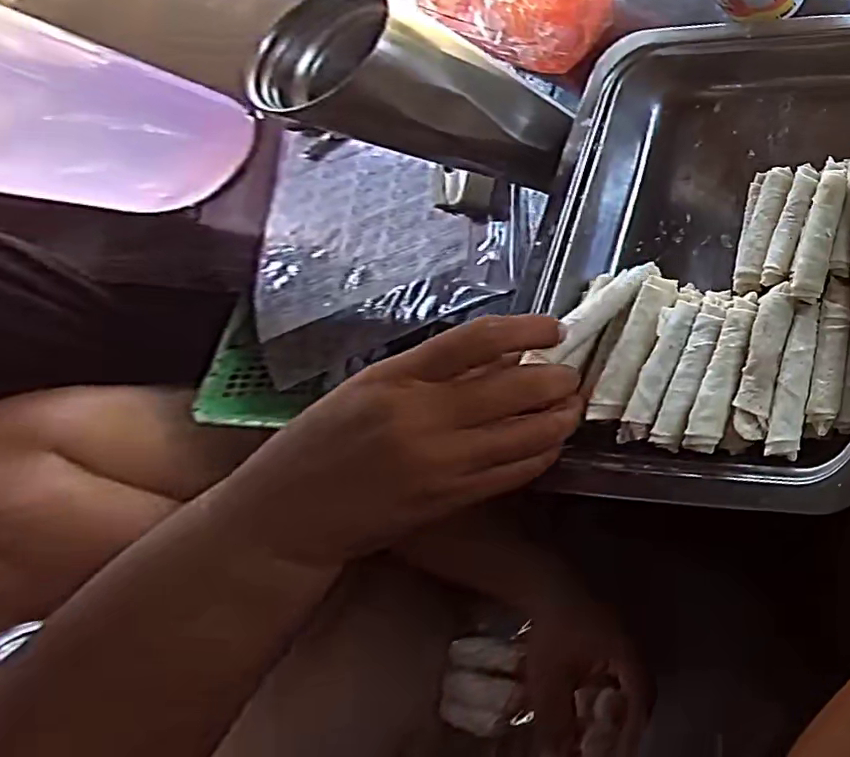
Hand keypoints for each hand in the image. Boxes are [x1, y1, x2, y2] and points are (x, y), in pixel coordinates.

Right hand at [211, 315, 582, 567]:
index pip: (479, 340)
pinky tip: (549, 441)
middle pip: (520, 388)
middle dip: (561, 379)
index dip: (529, 328)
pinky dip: (545, 452)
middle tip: (571, 375)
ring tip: (570, 406)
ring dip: (564, 416)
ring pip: (531, 434)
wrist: (279, 522)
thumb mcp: (374, 385)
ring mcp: (439, 463)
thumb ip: (443, 367)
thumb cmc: (325, 441)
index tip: (556, 327)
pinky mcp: (450, 500)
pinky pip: (518, 471)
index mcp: (398, 379)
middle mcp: (422, 419)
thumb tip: (511, 351)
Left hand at [524, 598, 647, 756]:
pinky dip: (605, 688)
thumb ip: (556, 723)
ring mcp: (620, 635)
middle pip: (639, 686)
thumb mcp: (551, 683)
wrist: (549, 587)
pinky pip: (615, 666)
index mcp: (627, 655)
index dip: (636, 726)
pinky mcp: (607, 632)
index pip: (643, 696)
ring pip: (626, 676)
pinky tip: (583, 698)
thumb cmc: (556, 633)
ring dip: (615, 702)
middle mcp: (630, 645)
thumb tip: (558, 756)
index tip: (624, 749)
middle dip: (627, 717)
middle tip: (610, 740)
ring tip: (595, 725)